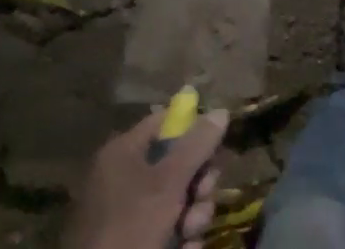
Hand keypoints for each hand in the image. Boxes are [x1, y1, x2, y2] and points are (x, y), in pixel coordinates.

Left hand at [63, 109, 229, 248]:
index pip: (166, 121)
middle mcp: (123, 175)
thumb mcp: (169, 182)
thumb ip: (197, 144)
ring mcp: (126, 208)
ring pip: (178, 196)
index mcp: (123, 153)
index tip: (215, 148)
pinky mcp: (131, 236)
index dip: (195, 129)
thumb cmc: (130, 225)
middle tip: (203, 196)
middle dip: (200, 182)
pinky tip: (186, 247)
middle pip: (178, 161)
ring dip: (195, 212)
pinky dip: (181, 234)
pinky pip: (168, 223)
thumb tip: (221, 110)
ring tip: (191, 232)